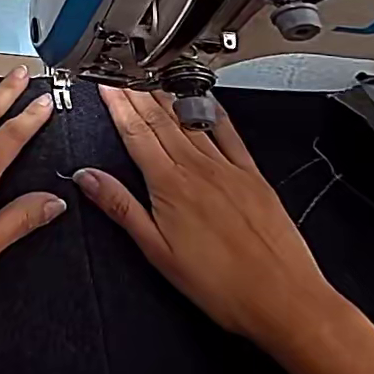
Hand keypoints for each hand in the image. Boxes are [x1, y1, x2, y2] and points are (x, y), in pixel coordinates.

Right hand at [76, 86, 346, 347]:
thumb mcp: (158, 252)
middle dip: (136, 93)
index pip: (135, 133)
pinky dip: (211, 111)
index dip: (118, 106)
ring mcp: (226, 167)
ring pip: (187, 121)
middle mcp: (197, 168)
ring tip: (151, 79)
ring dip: (166, 97)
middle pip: (158, 120)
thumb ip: (121, 208)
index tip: (107, 86)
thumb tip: (89, 178)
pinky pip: (227, 132)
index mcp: (171, 185)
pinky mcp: (251, 173)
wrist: (284, 299)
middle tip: (122, 74)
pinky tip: (203, 99)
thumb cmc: (223, 286)